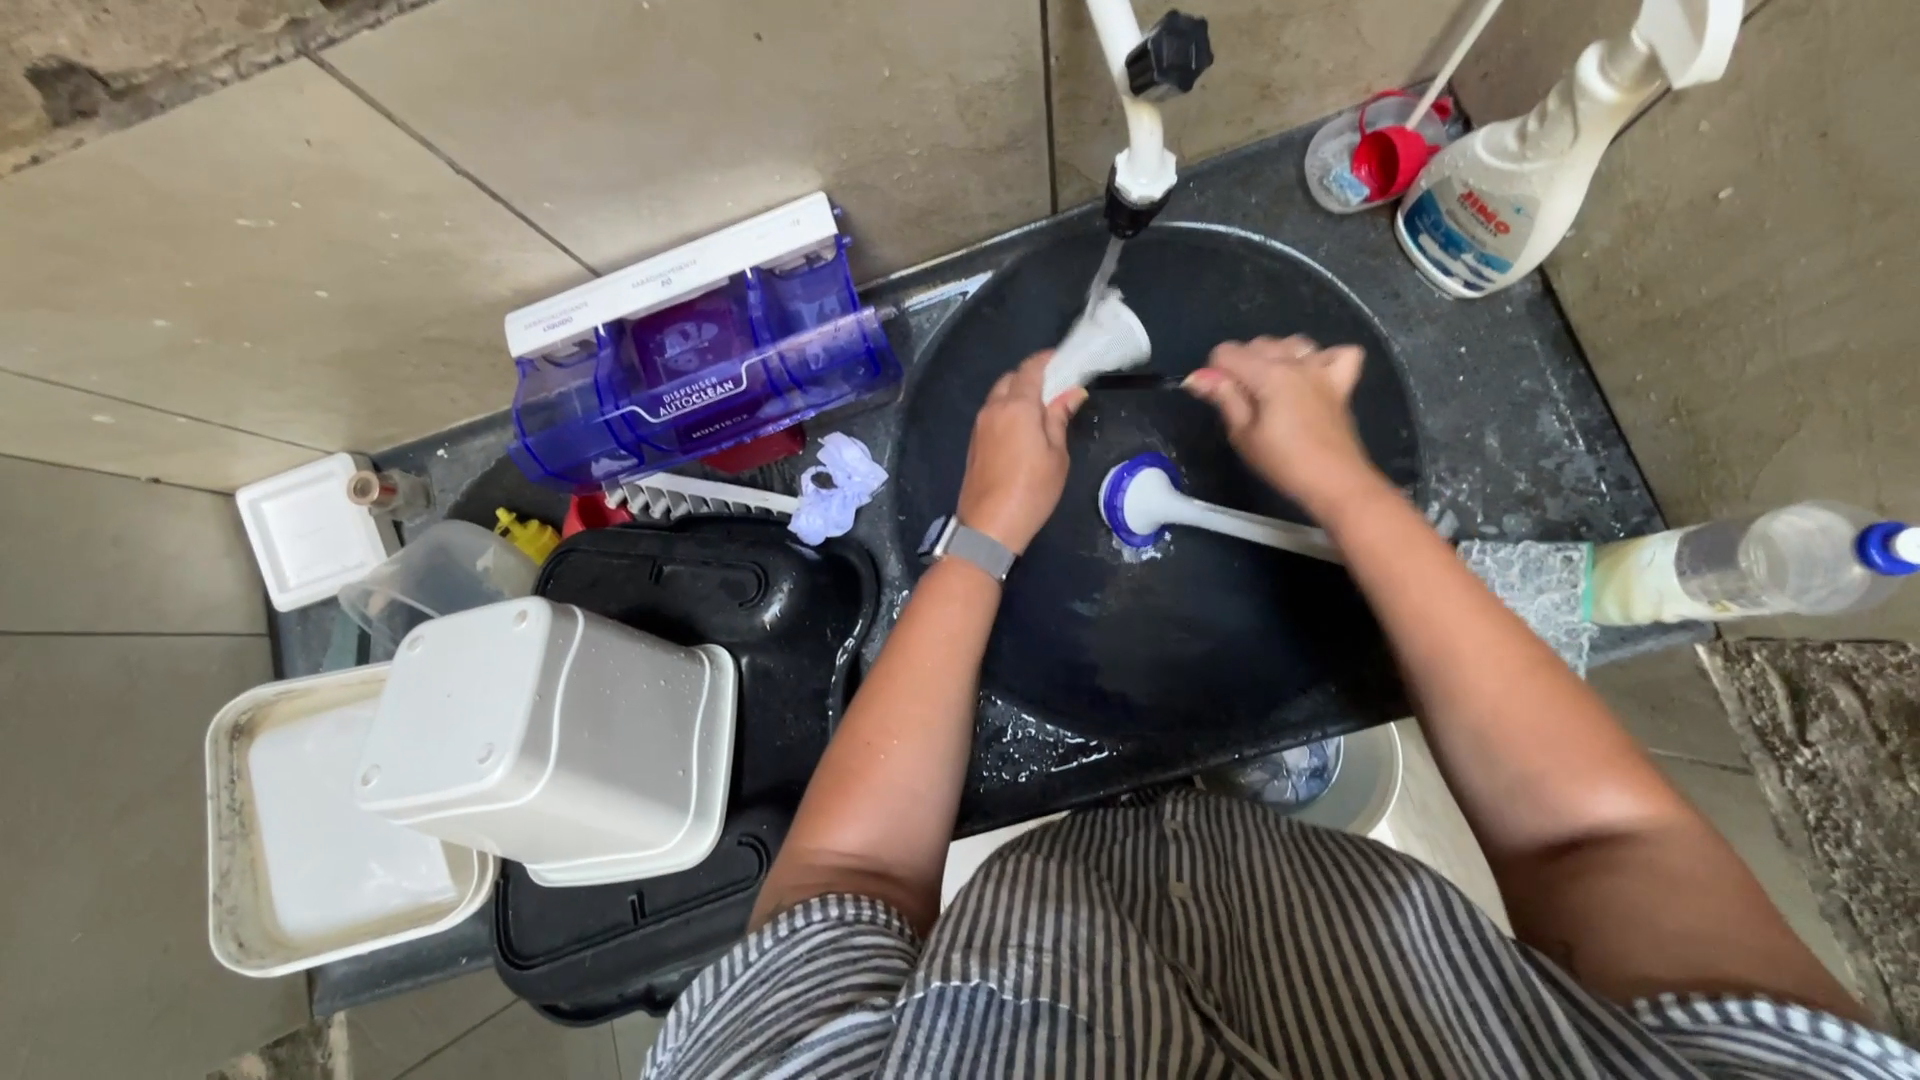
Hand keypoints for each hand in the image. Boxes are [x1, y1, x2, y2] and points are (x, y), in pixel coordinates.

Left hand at [957, 350, 1085, 554]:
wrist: (989, 526)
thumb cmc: (1031, 490)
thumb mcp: (1056, 454)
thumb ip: (1059, 418)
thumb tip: (1071, 392)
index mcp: (1016, 406)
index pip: (1030, 368)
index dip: (1047, 360)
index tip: (1064, 360)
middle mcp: (993, 409)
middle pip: (1011, 379)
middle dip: (1031, 376)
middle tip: (1056, 387)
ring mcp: (979, 426)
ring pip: (998, 397)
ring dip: (1017, 394)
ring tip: (1042, 409)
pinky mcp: (974, 443)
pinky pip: (992, 415)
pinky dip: (1007, 411)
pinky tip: (1023, 428)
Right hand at [1182, 336, 1375, 505]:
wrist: (1333, 481)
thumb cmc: (1282, 462)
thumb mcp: (1242, 434)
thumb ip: (1223, 398)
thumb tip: (1196, 377)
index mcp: (1269, 374)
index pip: (1227, 353)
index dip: (1214, 372)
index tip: (1217, 397)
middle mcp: (1297, 362)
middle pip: (1259, 344)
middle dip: (1242, 363)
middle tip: (1240, 399)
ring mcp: (1323, 370)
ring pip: (1293, 343)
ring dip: (1277, 356)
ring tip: (1271, 385)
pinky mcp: (1342, 383)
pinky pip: (1338, 353)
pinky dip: (1323, 359)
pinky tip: (1313, 375)